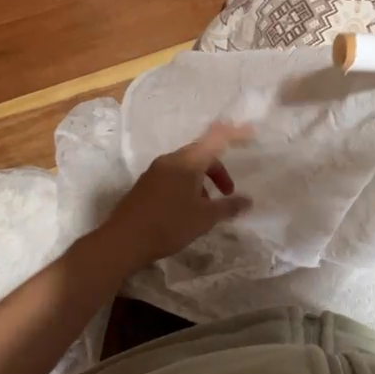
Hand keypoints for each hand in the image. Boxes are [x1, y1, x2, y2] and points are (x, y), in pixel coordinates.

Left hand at [84, 122, 252, 279]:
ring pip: (186, 166)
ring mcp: (155, 171)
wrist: (123, 241)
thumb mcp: (205, 218)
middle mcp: (170, 160)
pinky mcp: (146, 184)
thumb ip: (229, 207)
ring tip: (207, 207)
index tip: (251, 132)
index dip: (235, 133)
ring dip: (202, 180)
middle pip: (201, 153)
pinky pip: (173, 176)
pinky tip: (187, 210)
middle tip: (228, 192)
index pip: (216, 138)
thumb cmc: (168, 225)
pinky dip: (187, 185)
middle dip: (218, 169)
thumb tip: (248, 201)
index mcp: (187, 162)